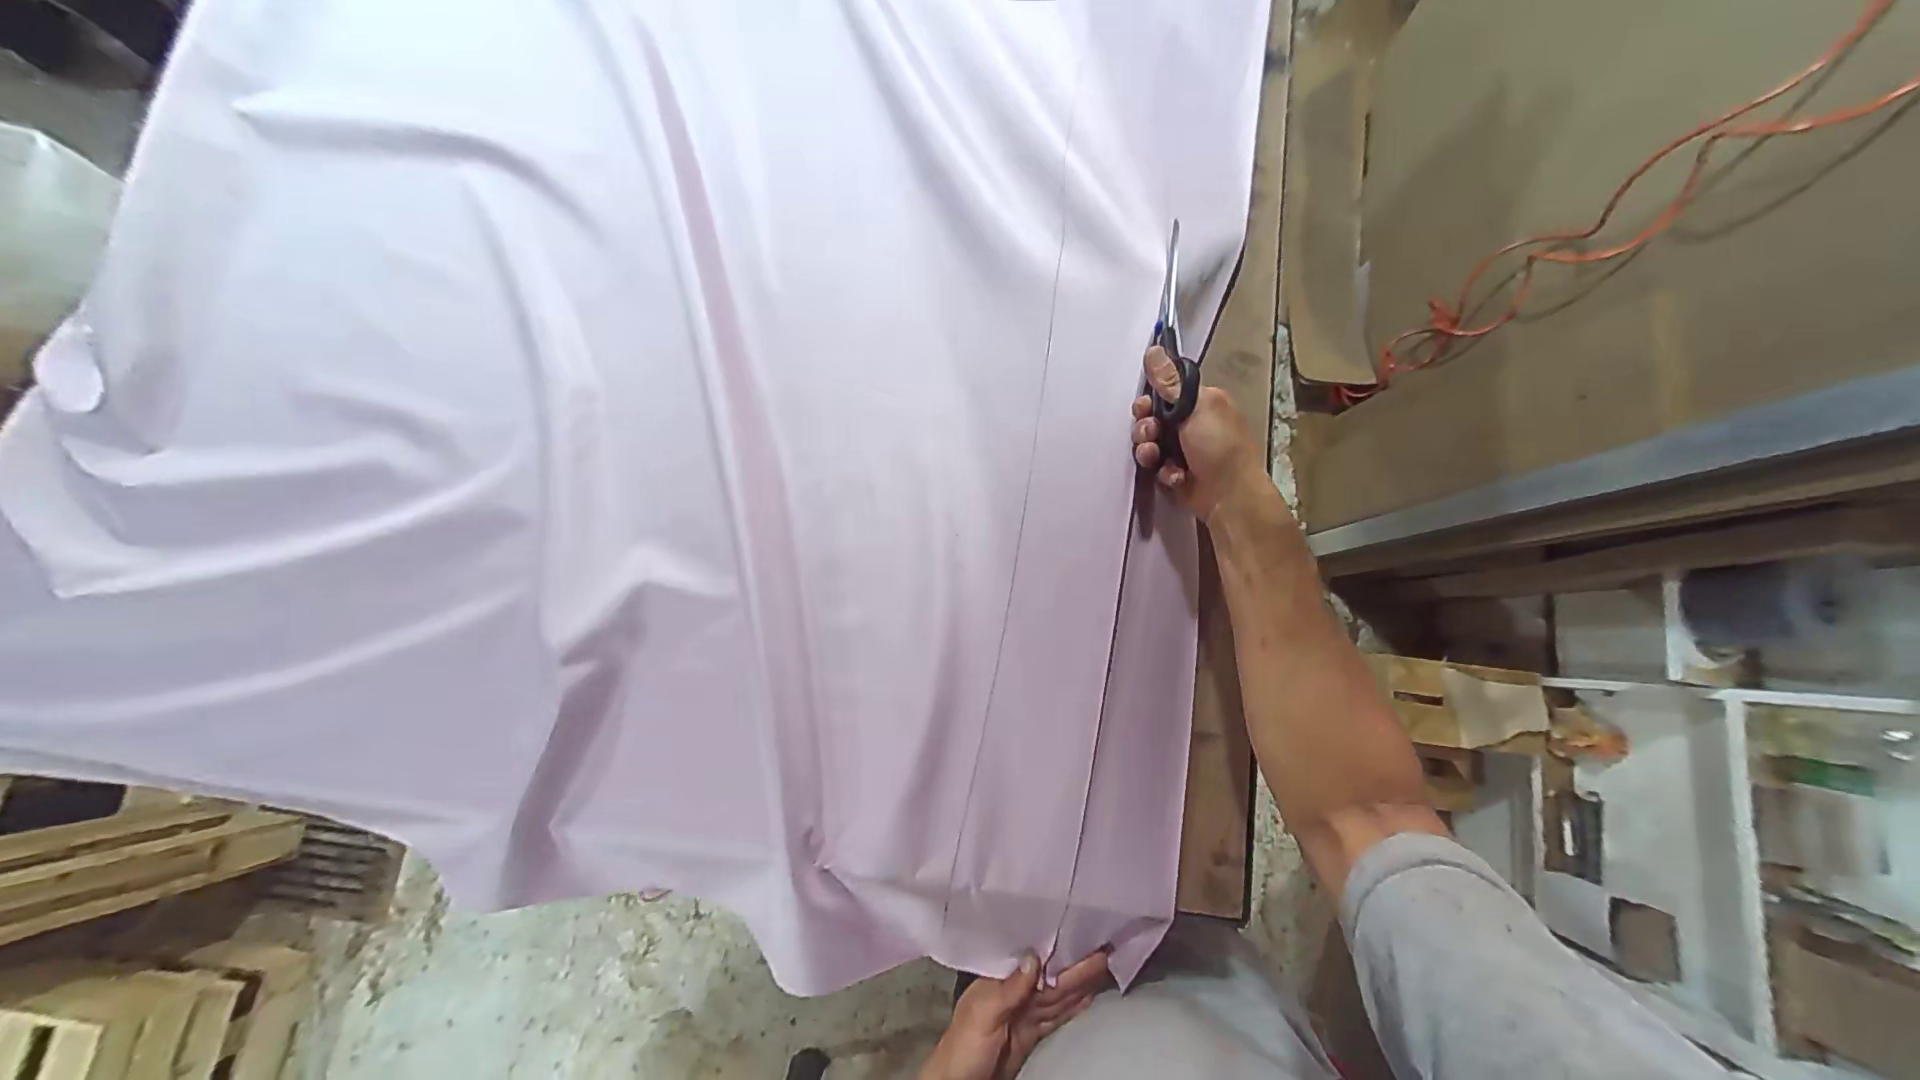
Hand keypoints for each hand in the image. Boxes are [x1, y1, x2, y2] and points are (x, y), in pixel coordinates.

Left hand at [919, 950, 1112, 1079]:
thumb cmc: (962, 1046)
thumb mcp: (983, 1013)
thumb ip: (1009, 988)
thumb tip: (1034, 956)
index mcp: (1000, 980)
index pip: (1034, 960)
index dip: (1057, 948)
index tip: (1080, 932)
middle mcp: (1014, 993)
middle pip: (1052, 979)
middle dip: (1078, 967)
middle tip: (1106, 950)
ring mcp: (1023, 1015)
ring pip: (1058, 995)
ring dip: (1081, 983)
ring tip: (1105, 967)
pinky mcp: (1030, 1036)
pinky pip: (1055, 1016)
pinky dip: (1072, 1007)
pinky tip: (1088, 996)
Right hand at [1130, 347, 1262, 520]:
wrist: (1229, 495)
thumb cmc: (1219, 446)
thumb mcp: (1196, 408)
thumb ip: (1171, 382)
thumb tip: (1154, 349)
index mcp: (1200, 402)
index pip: (1164, 392)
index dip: (1149, 400)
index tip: (1144, 408)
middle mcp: (1190, 423)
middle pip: (1150, 418)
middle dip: (1145, 428)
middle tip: (1151, 434)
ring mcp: (1182, 449)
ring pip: (1149, 443)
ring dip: (1149, 450)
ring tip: (1157, 457)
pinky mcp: (1175, 471)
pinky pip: (1156, 466)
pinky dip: (1163, 470)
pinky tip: (1174, 475)